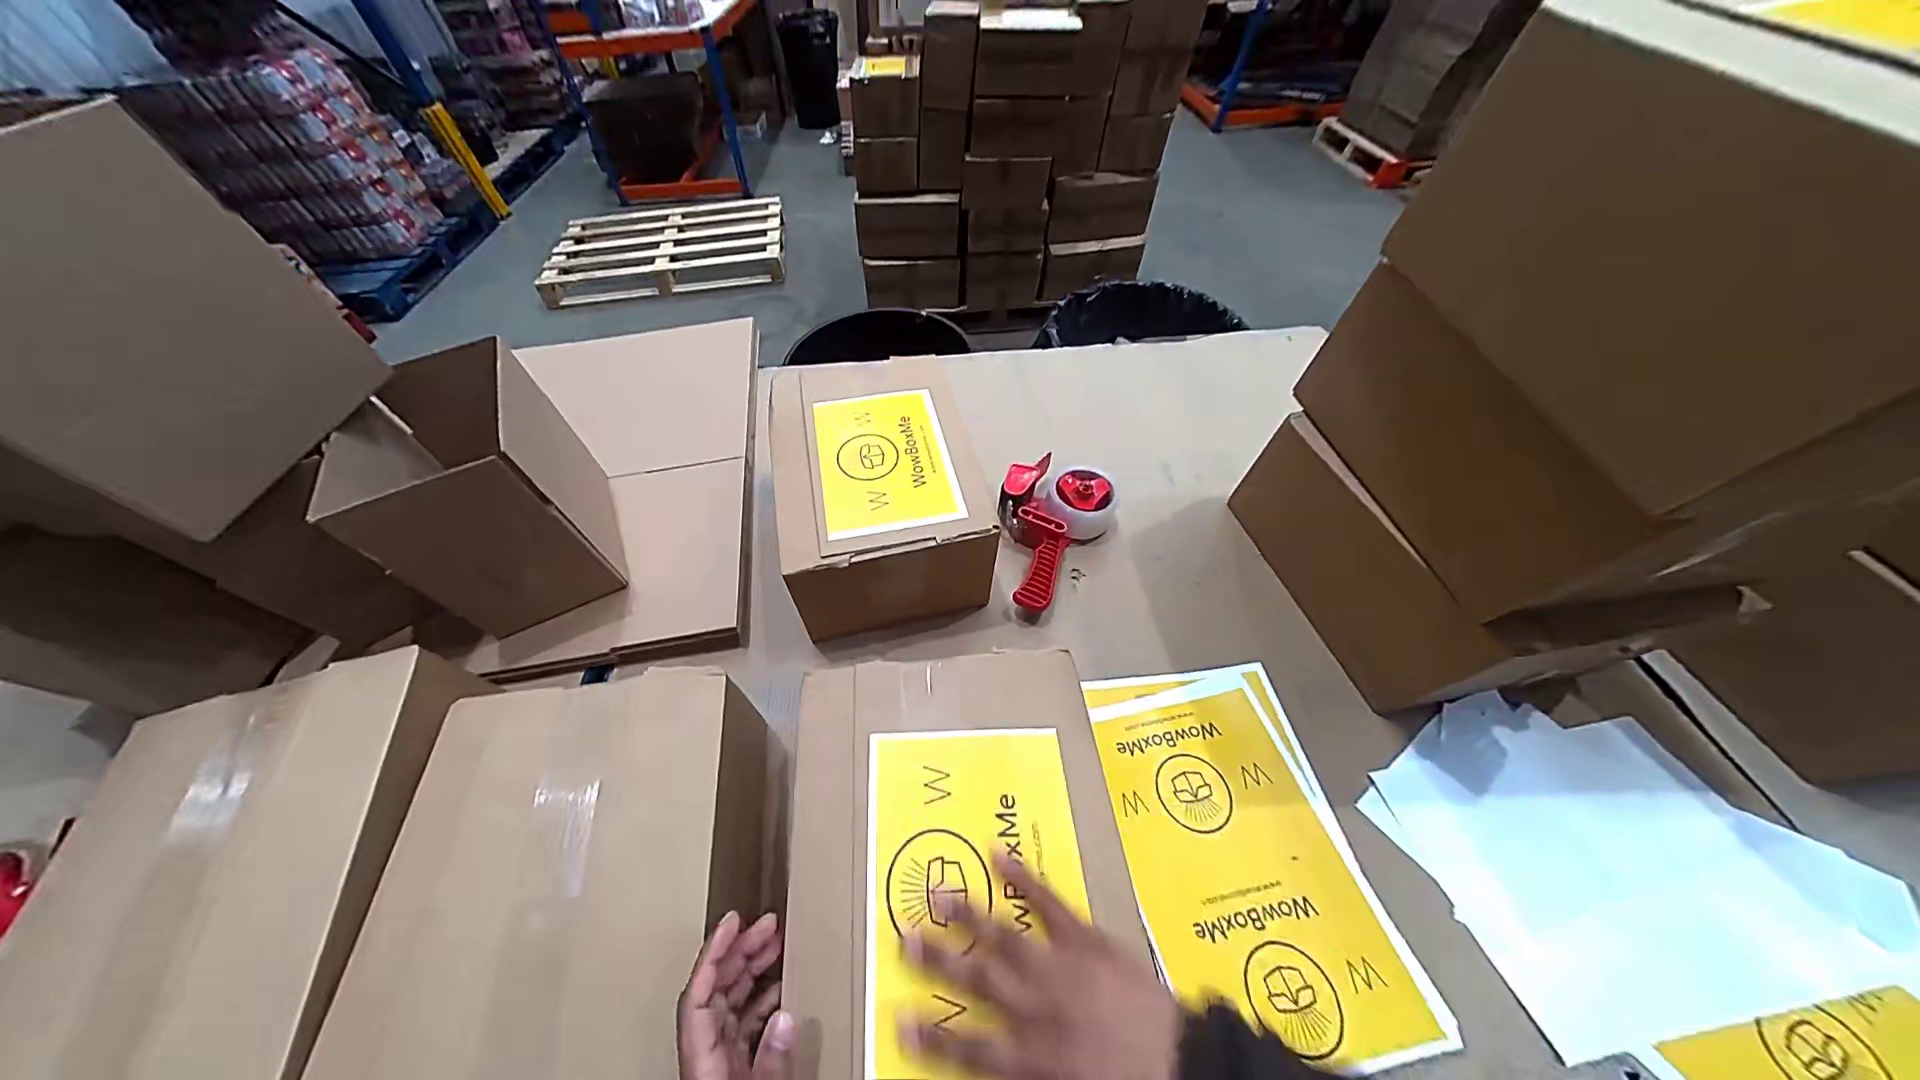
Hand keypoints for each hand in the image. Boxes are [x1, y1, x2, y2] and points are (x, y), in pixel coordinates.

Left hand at [678, 911, 794, 1079]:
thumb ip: (771, 1060)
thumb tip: (784, 1016)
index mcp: (701, 1063)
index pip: (697, 994)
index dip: (713, 952)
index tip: (732, 920)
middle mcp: (706, 1058)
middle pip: (716, 990)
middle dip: (742, 951)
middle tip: (768, 924)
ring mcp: (720, 1063)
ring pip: (731, 1003)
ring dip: (754, 970)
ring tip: (777, 945)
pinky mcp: (735, 1071)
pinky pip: (744, 1022)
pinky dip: (763, 999)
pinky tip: (782, 988)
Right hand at [900, 854, 1181, 1079]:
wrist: (1185, 1064)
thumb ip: (1027, 1070)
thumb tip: (993, 1063)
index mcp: (1034, 1059)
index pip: (969, 1049)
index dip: (931, 1036)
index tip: (899, 1018)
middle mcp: (1038, 1009)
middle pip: (978, 981)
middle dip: (939, 960)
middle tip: (905, 935)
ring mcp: (1061, 968)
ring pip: (1004, 938)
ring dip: (968, 916)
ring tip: (937, 893)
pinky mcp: (1086, 938)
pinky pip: (1049, 903)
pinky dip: (1023, 878)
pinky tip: (998, 854)